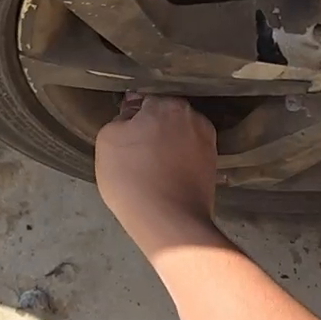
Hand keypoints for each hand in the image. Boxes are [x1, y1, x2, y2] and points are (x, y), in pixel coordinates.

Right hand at [95, 94, 225, 255]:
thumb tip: (132, 117)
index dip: (131, 114)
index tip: (124, 132)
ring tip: (150, 168)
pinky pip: (189, 156)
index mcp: (170, 104)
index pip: (145, 97)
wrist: (169, 221)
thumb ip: (120, 118)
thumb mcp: (107, 139)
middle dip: (152, 128)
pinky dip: (178, 162)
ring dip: (166, 145)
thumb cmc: (133, 179)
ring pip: (179, 136)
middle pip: (166, 115)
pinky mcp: (213, 166)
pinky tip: (164, 177)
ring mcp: (208, 142)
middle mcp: (195, 117)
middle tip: (135, 151)